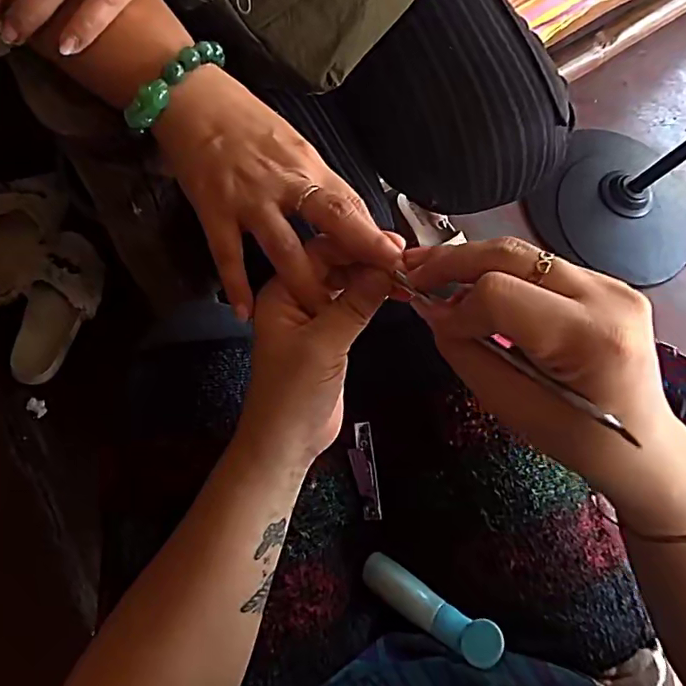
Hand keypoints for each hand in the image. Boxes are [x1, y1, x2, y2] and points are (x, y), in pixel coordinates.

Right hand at [156, 69, 403, 318]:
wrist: (189, 96)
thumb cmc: (239, 113)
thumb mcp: (287, 137)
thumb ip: (310, 173)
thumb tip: (337, 205)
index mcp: (306, 161)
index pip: (350, 202)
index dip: (374, 233)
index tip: (394, 258)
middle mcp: (285, 182)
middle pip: (334, 222)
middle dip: (363, 256)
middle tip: (384, 288)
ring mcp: (249, 199)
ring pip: (285, 249)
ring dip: (306, 285)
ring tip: (321, 312)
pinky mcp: (214, 210)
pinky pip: (228, 255)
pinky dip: (236, 286)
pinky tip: (245, 311)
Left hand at [238, 241, 397, 463]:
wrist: (285, 442)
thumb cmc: (288, 398)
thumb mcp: (324, 345)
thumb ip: (354, 304)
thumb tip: (383, 270)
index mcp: (280, 293)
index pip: (318, 253)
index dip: (354, 245)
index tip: (389, 244)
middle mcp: (294, 300)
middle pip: (333, 265)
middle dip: (366, 258)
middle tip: (403, 256)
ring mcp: (312, 317)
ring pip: (344, 284)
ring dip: (372, 277)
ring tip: (404, 272)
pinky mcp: (328, 336)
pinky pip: (351, 305)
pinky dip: (371, 298)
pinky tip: (392, 292)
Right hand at [404, 238, 685, 531]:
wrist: (643, 446)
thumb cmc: (580, 438)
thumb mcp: (510, 404)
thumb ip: (464, 350)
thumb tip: (432, 309)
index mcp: (593, 338)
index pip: (499, 293)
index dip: (455, 304)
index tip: (432, 318)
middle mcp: (609, 299)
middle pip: (509, 254)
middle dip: (452, 260)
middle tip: (412, 270)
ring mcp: (611, 286)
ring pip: (520, 252)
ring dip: (471, 260)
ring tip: (433, 271)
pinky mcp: (602, 283)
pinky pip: (535, 265)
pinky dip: (497, 271)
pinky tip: (472, 285)